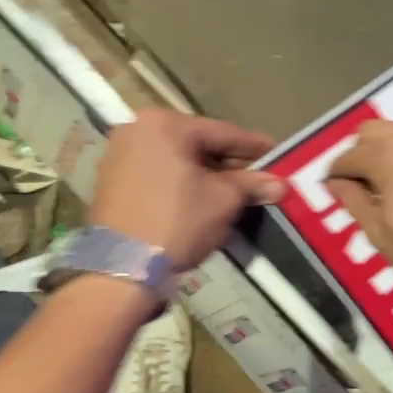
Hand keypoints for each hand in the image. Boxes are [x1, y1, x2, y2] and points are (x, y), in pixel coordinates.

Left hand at [90, 110, 285, 268]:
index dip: (256, 147)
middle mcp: (137, 128)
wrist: (121, 267)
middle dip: (230, 162)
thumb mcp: (223, 201)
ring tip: (235, 190)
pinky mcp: (111, 179)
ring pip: (178, 159)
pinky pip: (159, 172)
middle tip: (259, 176)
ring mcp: (119, 153)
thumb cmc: (177, 221)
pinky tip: (202, 198)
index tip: (279, 155)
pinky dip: (183, 182)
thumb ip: (252, 184)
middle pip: (199, 144)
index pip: (224, 133)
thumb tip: (280, 184)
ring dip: (207, 173)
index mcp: (165, 124)